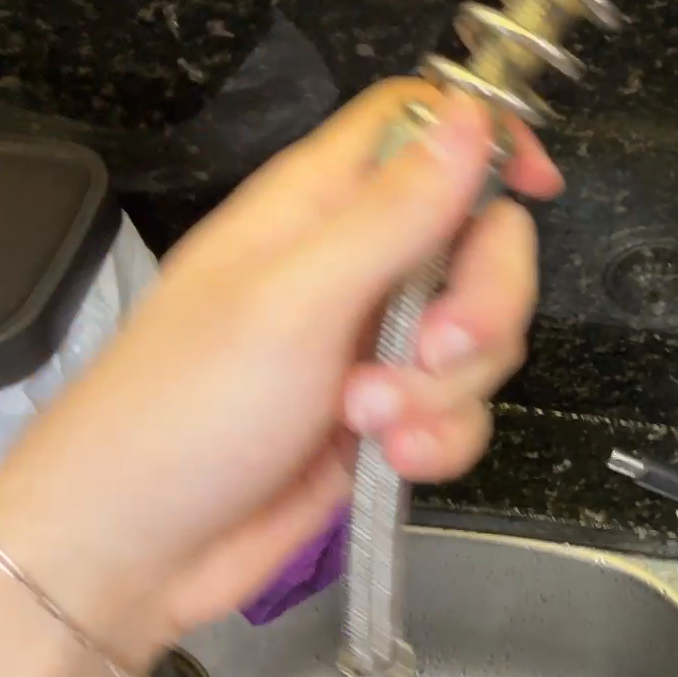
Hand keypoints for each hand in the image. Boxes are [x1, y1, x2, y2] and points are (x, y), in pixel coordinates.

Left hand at [0, 79, 562, 662]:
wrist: (139, 558)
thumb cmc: (184, 411)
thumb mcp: (294, 300)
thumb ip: (395, 212)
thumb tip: (473, 118)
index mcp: (328, 204)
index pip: (427, 126)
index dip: (490, 138)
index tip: (538, 187)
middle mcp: (371, 260)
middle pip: (489, 237)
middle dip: (486, 301)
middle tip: (438, 349)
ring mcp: (392, 334)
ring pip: (492, 328)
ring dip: (450, 386)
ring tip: (376, 420)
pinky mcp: (408, 401)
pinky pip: (474, 400)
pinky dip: (445, 432)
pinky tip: (395, 455)